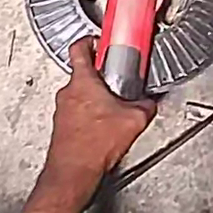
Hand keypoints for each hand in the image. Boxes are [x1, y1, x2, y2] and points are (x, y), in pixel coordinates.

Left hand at [42, 38, 158, 195]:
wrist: (74, 172)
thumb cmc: (94, 145)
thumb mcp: (134, 120)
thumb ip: (145, 105)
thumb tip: (150, 102)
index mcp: (82, 82)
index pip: (79, 48)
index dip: (91, 40)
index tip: (100, 41)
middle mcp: (68, 92)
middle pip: (83, 72)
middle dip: (101, 74)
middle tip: (116, 79)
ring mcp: (62, 109)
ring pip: (80, 93)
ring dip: (95, 96)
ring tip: (112, 107)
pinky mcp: (62, 125)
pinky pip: (77, 110)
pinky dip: (89, 113)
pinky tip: (103, 126)